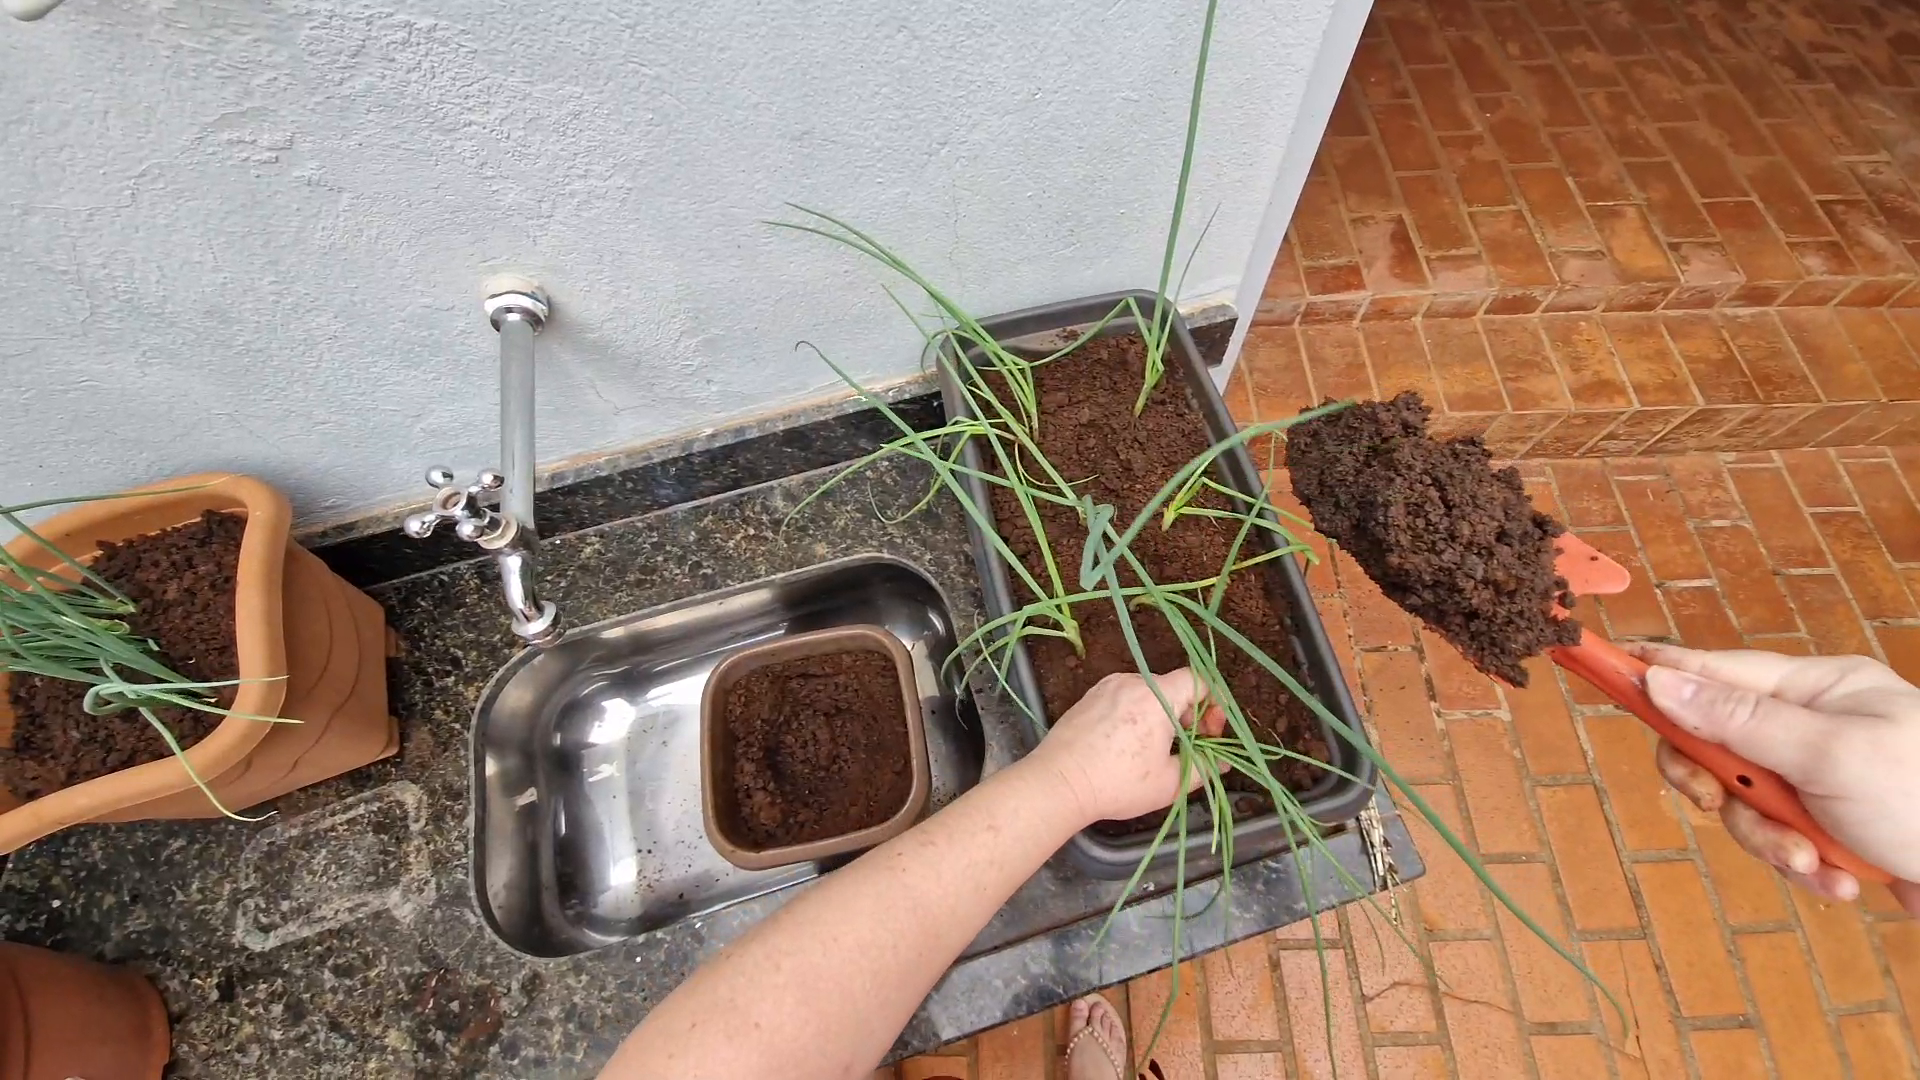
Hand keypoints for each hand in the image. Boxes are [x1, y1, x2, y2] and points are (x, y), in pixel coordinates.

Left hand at [1026, 669, 1225, 824]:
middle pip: (1173, 686)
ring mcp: (1107, 686)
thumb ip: (1203, 768)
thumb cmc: (1117, 782)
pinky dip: (1138, 712)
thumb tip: (1220, 762)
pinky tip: (1131, 743)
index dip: (1213, 704)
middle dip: (1189, 714)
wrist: (1060, 780)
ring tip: (1160, 748)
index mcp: (1156, 696)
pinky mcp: (1090, 696)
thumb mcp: (1170, 782)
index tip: (1211, 733)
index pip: (1198, 680)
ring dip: (1163, 714)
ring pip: (1149, 692)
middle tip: (1190, 745)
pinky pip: (1125, 696)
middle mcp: (1131, 682)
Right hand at [1631, 642, 1919, 913]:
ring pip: (1735, 795)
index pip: (1703, 669)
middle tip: (1718, 802)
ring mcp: (1815, 773)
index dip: (1646, 670)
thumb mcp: (1833, 758)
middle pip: (1704, 739)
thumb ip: (1736, 720)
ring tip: (1811, 863)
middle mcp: (1807, 724)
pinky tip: (1838, 880)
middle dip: (1713, 783)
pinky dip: (1798, 861)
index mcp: (1814, 689)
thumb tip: (1655, 680)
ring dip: (1763, 835)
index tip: (1592, 665)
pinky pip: (1773, 832)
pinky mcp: (1827, 821)